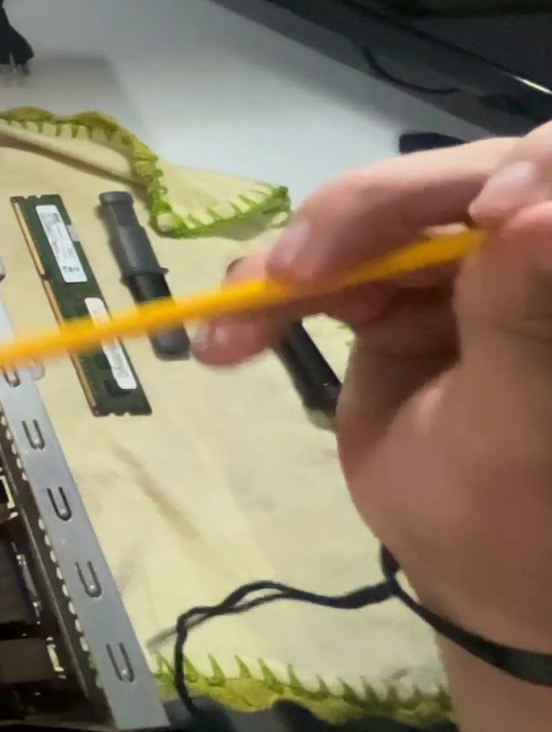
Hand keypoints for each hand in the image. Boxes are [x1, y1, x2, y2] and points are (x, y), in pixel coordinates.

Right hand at [195, 129, 551, 661]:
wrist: (472, 573)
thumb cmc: (519, 518)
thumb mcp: (520, 425)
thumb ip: (522, 318)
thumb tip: (538, 215)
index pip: (551, 172)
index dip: (510, 172)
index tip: (477, 219)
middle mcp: (513, 256)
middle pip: (424, 189)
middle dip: (345, 225)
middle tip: (286, 276)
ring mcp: (440, 275)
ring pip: (341, 230)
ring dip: (273, 276)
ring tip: (229, 337)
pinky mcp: (378, 298)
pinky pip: (301, 271)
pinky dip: (253, 301)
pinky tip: (226, 343)